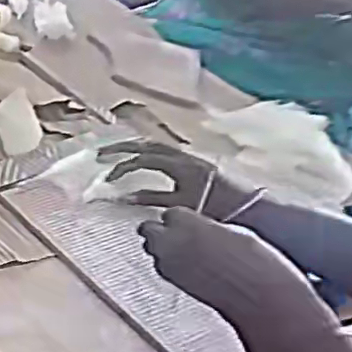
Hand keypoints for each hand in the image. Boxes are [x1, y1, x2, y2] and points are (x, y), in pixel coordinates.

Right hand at [98, 141, 261, 219]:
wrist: (252, 205)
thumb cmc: (217, 206)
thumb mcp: (180, 204)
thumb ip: (150, 198)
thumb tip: (121, 197)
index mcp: (180, 165)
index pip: (142, 159)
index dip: (121, 168)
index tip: (107, 180)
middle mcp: (185, 156)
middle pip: (147, 144)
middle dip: (121, 148)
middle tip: (99, 155)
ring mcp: (191, 156)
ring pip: (157, 145)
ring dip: (133, 147)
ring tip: (115, 153)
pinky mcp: (195, 160)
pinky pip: (165, 150)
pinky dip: (147, 151)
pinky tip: (140, 158)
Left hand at [138, 208, 335, 331]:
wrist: (254, 291)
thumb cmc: (253, 258)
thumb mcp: (231, 230)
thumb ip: (203, 226)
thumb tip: (195, 227)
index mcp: (186, 222)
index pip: (170, 213)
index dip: (181, 218)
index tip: (188, 222)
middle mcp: (168, 238)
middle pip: (148, 228)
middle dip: (160, 230)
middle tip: (178, 235)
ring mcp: (164, 258)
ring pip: (151, 246)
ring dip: (163, 247)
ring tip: (187, 252)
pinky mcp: (166, 275)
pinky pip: (161, 263)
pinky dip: (170, 262)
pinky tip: (190, 267)